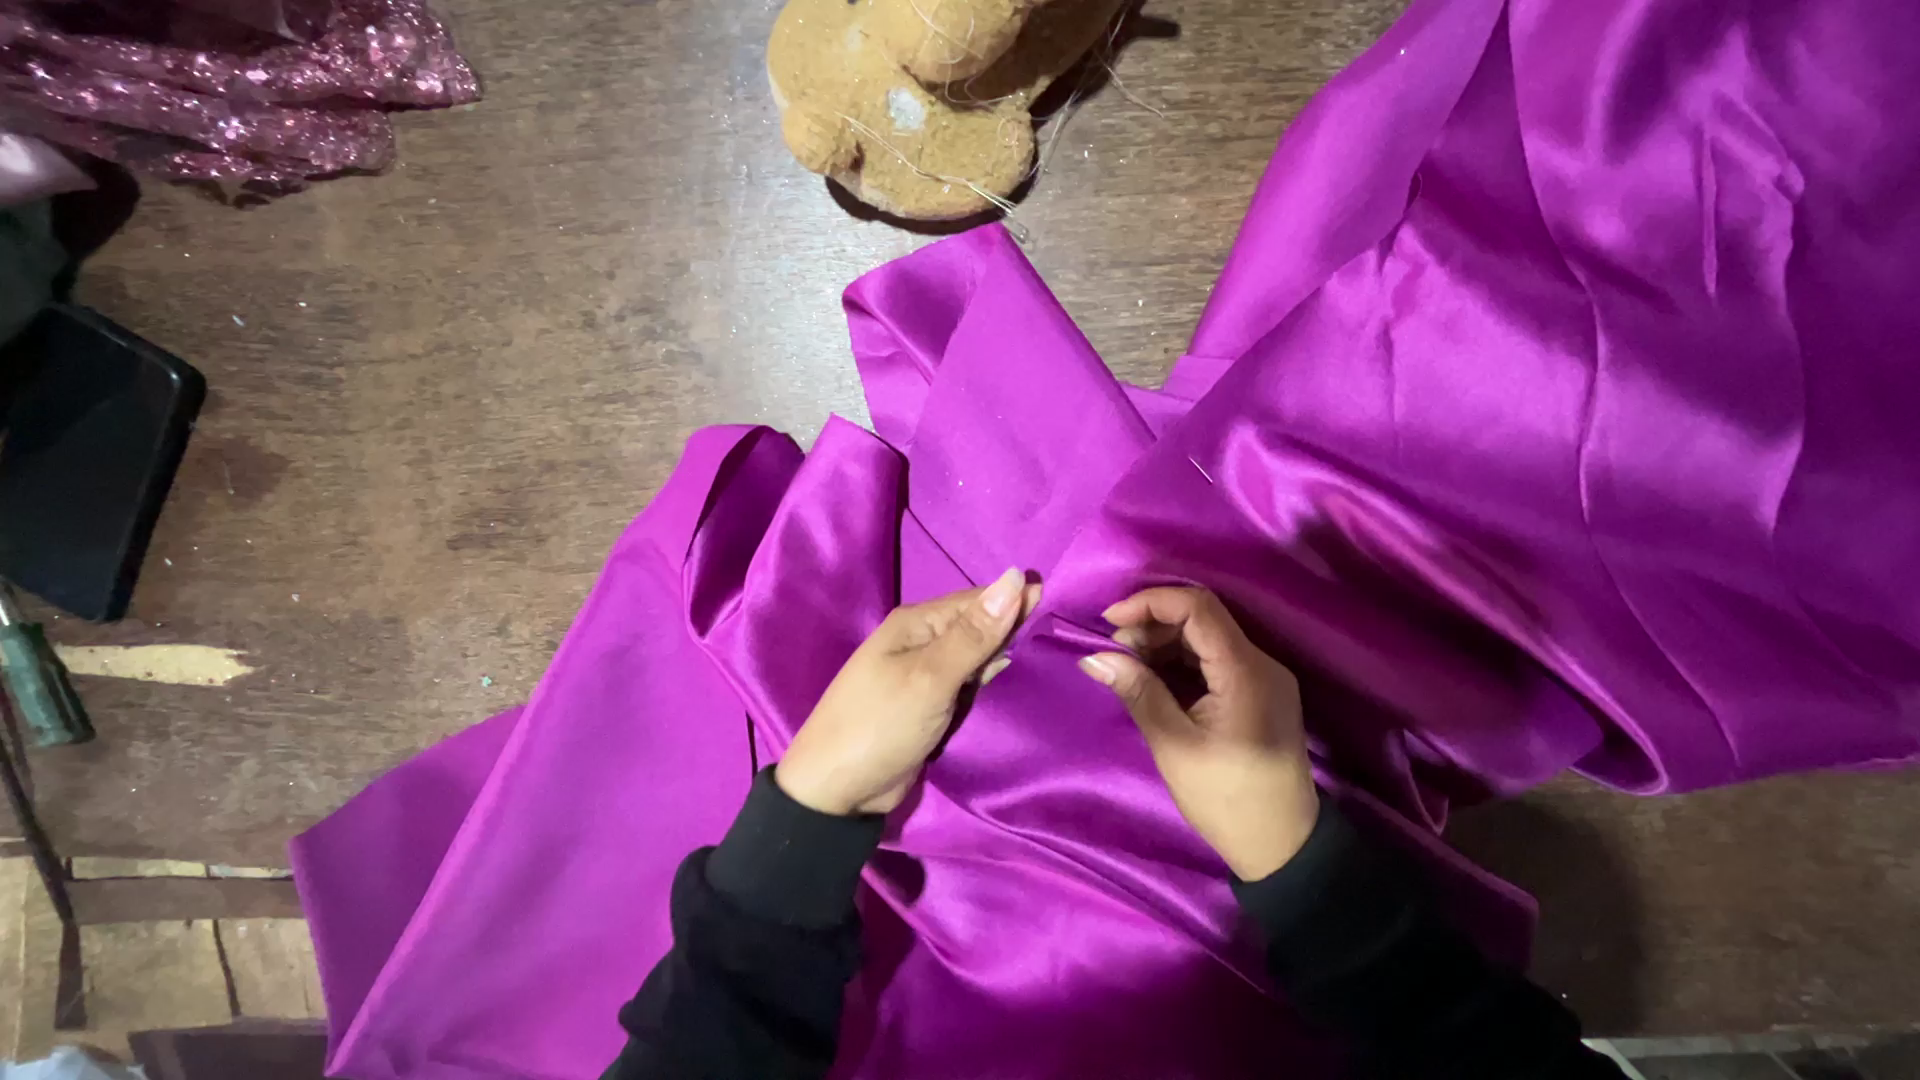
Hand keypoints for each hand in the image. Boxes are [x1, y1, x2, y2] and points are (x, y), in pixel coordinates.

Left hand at [777, 567, 1039, 815]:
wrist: (836, 792)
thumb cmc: (881, 725)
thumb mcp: (932, 678)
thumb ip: (976, 634)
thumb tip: (1015, 577)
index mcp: (916, 624)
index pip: (977, 600)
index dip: (1017, 598)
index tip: (1062, 599)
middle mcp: (920, 641)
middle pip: (977, 625)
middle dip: (1014, 623)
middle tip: (1066, 625)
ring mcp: (924, 674)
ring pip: (975, 654)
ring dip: (1005, 649)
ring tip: (1052, 642)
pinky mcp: (929, 704)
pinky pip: (967, 682)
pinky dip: (989, 677)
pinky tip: (1014, 671)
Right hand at [1078, 587, 1318, 880]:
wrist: (1282, 846)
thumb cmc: (1226, 798)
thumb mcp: (1174, 746)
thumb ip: (1138, 692)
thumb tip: (1093, 657)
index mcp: (1246, 672)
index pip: (1198, 608)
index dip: (1150, 602)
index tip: (1110, 621)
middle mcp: (1261, 663)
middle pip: (1202, 618)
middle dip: (1152, 624)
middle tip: (1114, 651)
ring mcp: (1263, 677)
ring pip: (1207, 637)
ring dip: (1163, 642)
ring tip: (1127, 666)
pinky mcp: (1258, 693)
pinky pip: (1214, 659)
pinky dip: (1180, 661)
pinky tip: (1152, 678)